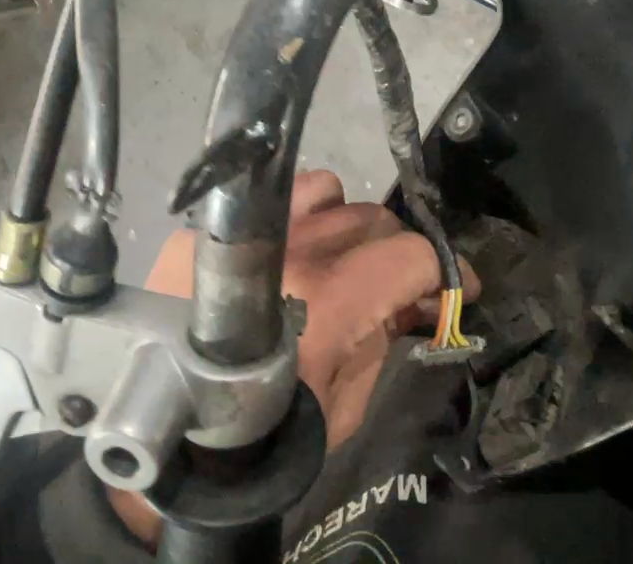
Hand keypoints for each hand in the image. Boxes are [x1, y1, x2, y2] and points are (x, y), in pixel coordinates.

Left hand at [144, 170, 477, 446]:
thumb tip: (410, 302)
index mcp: (329, 302)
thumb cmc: (272, 435)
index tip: (456, 288)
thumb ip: (384, 341)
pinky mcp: (206, 236)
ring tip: (343, 257)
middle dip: (398, 252)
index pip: (411, 254)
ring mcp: (245, 238)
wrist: (175, 442)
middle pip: (374, 220)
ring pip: (330, 191)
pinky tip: (298, 248)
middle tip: (398, 284)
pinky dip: (302, 214)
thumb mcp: (346, 403)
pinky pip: (274, 199)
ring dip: (349, 224)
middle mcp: (293, 253)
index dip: (445, 271)